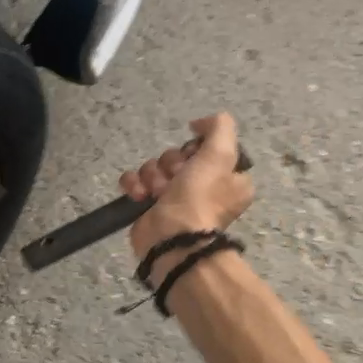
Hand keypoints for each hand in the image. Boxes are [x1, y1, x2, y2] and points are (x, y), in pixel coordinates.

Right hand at [120, 113, 254, 262]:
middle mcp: (204, 189)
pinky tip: (139, 195)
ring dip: (152, 176)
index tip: (194, 157)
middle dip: (171, 164)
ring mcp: (175, 199)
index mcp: (228, 179)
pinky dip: (134, 185)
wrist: (172, 239)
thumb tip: (198, 124)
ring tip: (157, 192)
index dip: (196, 149)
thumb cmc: (200, 197)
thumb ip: (219, 128)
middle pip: (178, 156)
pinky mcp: (150, 207)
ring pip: (155, 167)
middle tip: (175, 178)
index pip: (206, 148)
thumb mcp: (220, 154)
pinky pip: (135, 181)